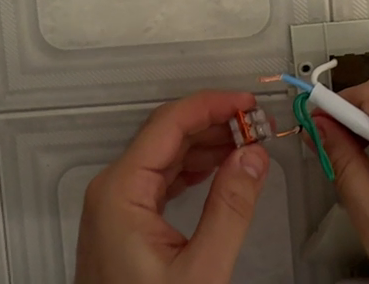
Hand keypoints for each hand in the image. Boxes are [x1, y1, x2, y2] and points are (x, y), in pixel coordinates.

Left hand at [74, 90, 272, 283]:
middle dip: (214, 122)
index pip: (169, 123)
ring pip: (166, 154)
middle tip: (255, 123)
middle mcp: (113, 190)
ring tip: (247, 142)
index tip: (246, 103)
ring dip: (207, 144)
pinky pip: (163, 178)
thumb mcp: (200, 271)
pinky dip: (195, 168)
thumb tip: (252, 157)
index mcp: (120, 190)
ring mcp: (117, 207)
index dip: (212, 105)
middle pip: (167, 134)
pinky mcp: (126, 224)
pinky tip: (222, 169)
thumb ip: (230, 207)